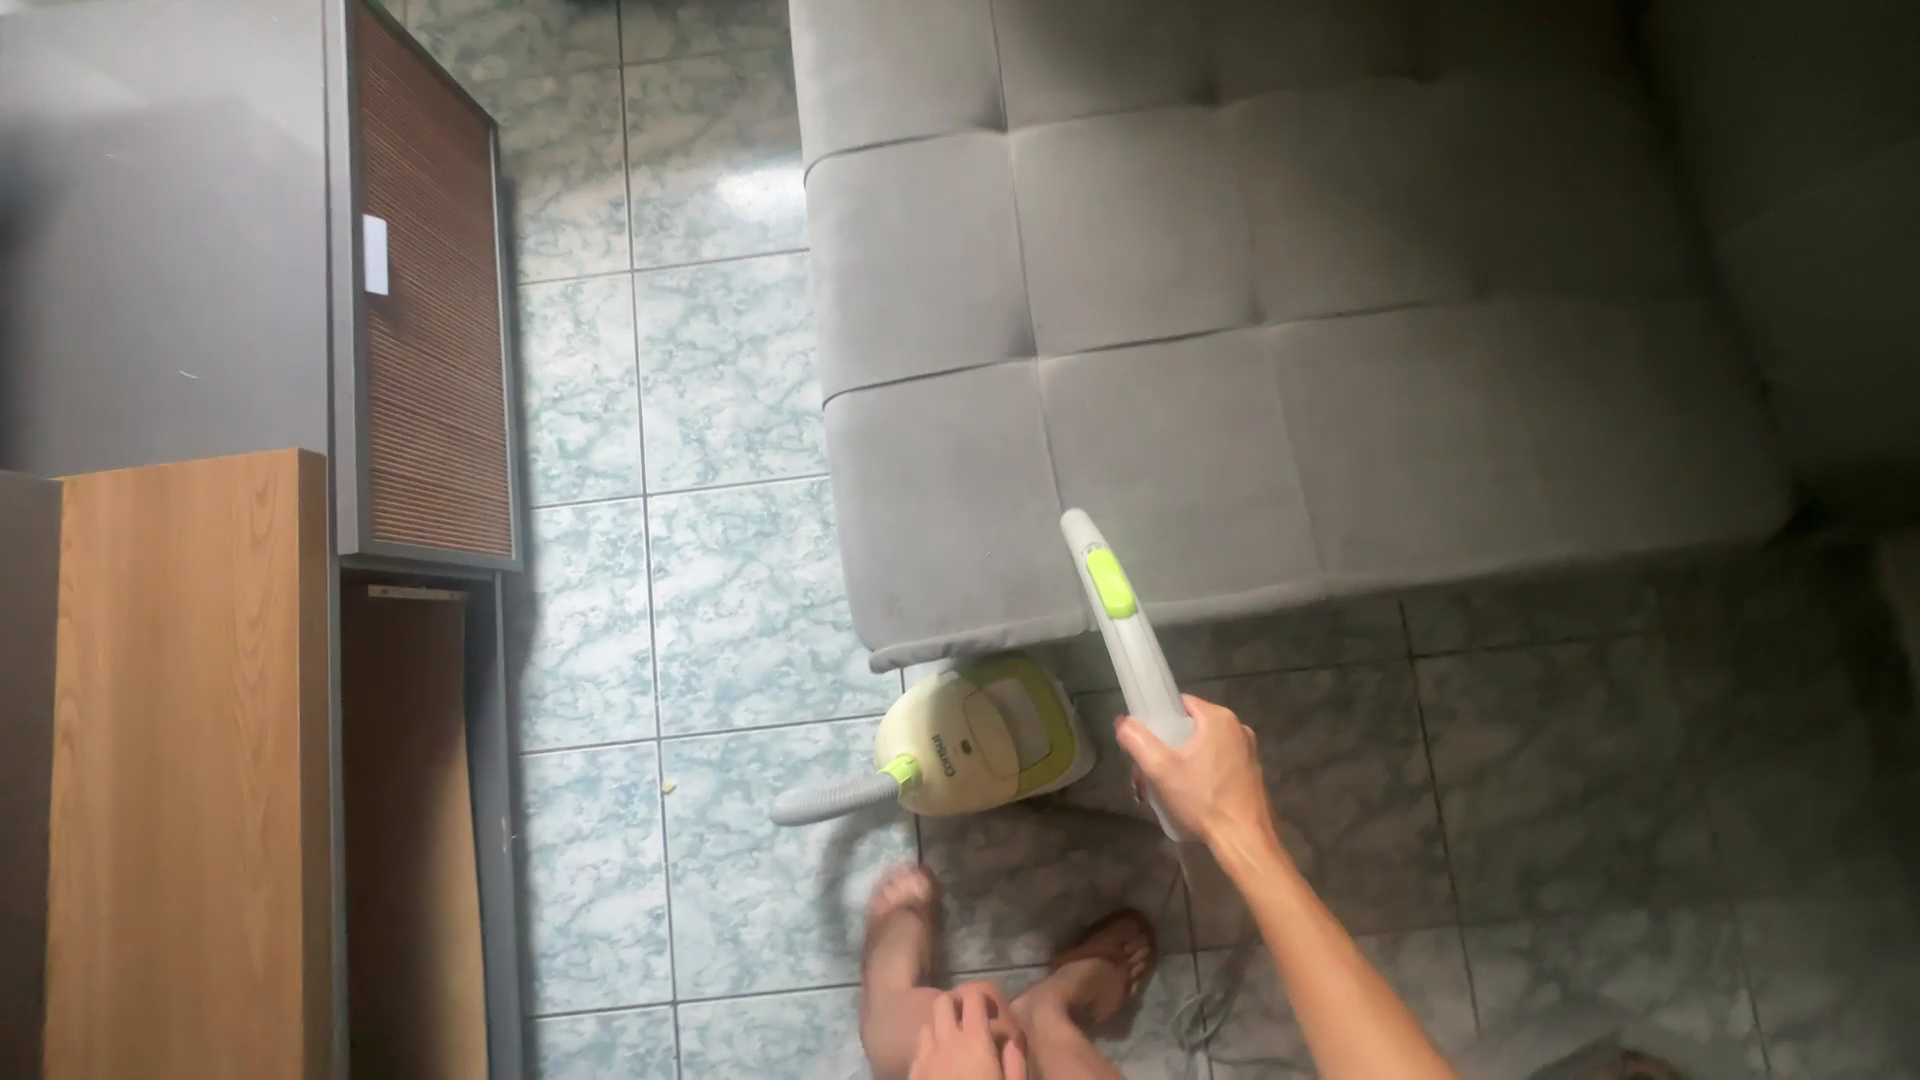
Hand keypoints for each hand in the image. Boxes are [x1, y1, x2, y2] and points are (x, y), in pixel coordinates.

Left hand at [908, 983, 1026, 1079]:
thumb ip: (1016, 1062)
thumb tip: (1015, 1040)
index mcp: (974, 1041)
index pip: (974, 997)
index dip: (982, 997)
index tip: (992, 1010)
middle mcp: (946, 1042)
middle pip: (943, 1002)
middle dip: (955, 1004)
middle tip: (968, 1020)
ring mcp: (924, 1059)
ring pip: (927, 1027)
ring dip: (939, 1029)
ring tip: (952, 1044)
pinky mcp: (911, 1075)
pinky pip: (917, 1053)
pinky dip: (927, 1053)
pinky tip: (938, 1066)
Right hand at [1115, 694, 1278, 849]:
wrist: (1244, 841)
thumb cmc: (1203, 799)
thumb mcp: (1160, 769)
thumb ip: (1136, 740)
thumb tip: (1123, 722)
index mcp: (1219, 718)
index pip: (1180, 704)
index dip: (1159, 719)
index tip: (1146, 740)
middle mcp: (1237, 728)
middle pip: (1191, 726)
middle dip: (1167, 746)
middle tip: (1149, 771)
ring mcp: (1248, 751)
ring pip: (1204, 745)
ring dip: (1182, 761)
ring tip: (1165, 786)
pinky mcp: (1252, 772)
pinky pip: (1218, 761)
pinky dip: (1201, 771)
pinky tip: (1191, 794)